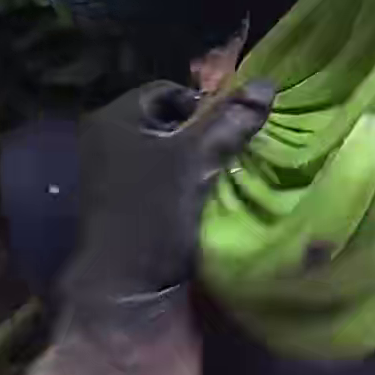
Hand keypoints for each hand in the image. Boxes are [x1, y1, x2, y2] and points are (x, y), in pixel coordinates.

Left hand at [0, 80, 272, 301]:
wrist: (127, 290)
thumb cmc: (156, 212)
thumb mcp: (199, 158)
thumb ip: (232, 119)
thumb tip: (267, 84)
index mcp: (115, 118)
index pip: (170, 90)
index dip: (203, 105)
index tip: (224, 132)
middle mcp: (107, 138)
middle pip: (170, 119)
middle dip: (201, 132)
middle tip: (225, 151)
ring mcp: (111, 171)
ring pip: (168, 148)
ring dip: (195, 157)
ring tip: (218, 173)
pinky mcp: (122, 200)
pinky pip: (160, 173)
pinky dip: (182, 178)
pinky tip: (201, 194)